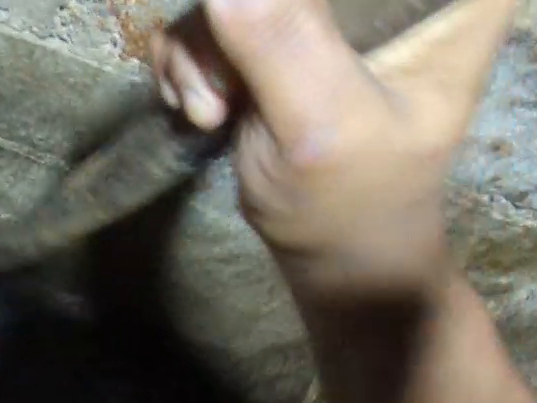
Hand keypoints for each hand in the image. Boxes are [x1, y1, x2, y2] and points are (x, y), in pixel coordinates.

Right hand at [149, 0, 515, 297]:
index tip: (262, 65)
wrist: (332, 243)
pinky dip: (184, 63)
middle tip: (223, 98)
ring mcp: (320, 5)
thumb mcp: (322, 126)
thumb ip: (283, 46)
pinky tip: (200, 107)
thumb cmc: (352, 196)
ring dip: (198, 54)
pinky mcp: (270, 29)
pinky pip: (204, 17)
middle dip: (229, 22)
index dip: (282, 7)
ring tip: (210, 114)